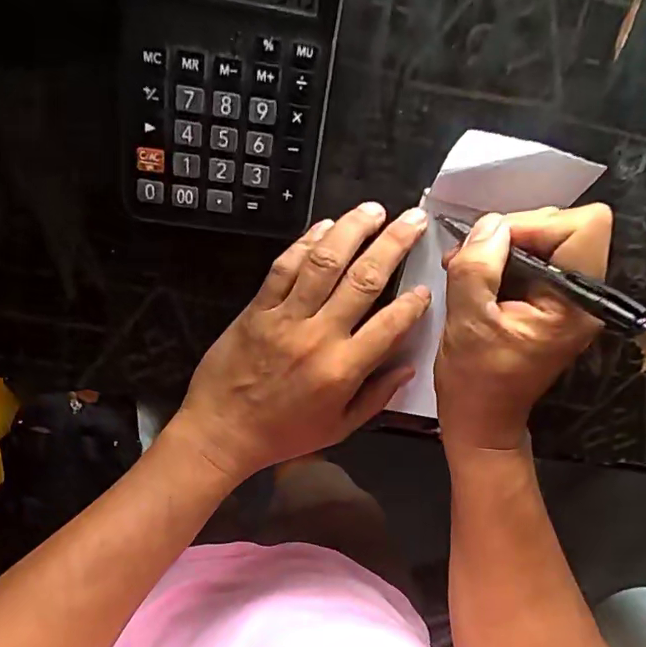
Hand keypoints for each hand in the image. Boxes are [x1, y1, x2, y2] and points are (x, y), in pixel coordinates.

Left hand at [165, 202, 434, 481]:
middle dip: (394, 244)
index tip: (424, 287)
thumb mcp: (337, 429)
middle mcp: (317, 337)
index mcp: (342, 370)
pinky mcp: (256, 310)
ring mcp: (285, 319)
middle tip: (413, 220)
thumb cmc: (281, 435)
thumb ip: (375, 398)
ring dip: (352, 229)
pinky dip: (306, 243)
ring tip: (373, 210)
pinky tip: (325, 227)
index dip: (413, 302)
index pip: (390, 324)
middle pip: (363, 279)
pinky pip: (284, 268)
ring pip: (325, 262)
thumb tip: (406, 368)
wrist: (221, 433)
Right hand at [435, 205, 610, 453]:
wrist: (482, 421)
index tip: (490, 247)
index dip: (534, 226)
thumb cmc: (475, 384)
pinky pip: (536, 260)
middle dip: (514, 234)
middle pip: (566, 227)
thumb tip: (488, 225)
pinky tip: (478, 277)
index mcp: (575, 305)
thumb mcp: (467, 324)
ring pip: (548, 240)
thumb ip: (477, 269)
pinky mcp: (551, 302)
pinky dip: (505, 260)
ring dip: (505, 246)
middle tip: (471, 256)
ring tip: (468, 267)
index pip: (583, 227)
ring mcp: (569, 300)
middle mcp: (583, 297)